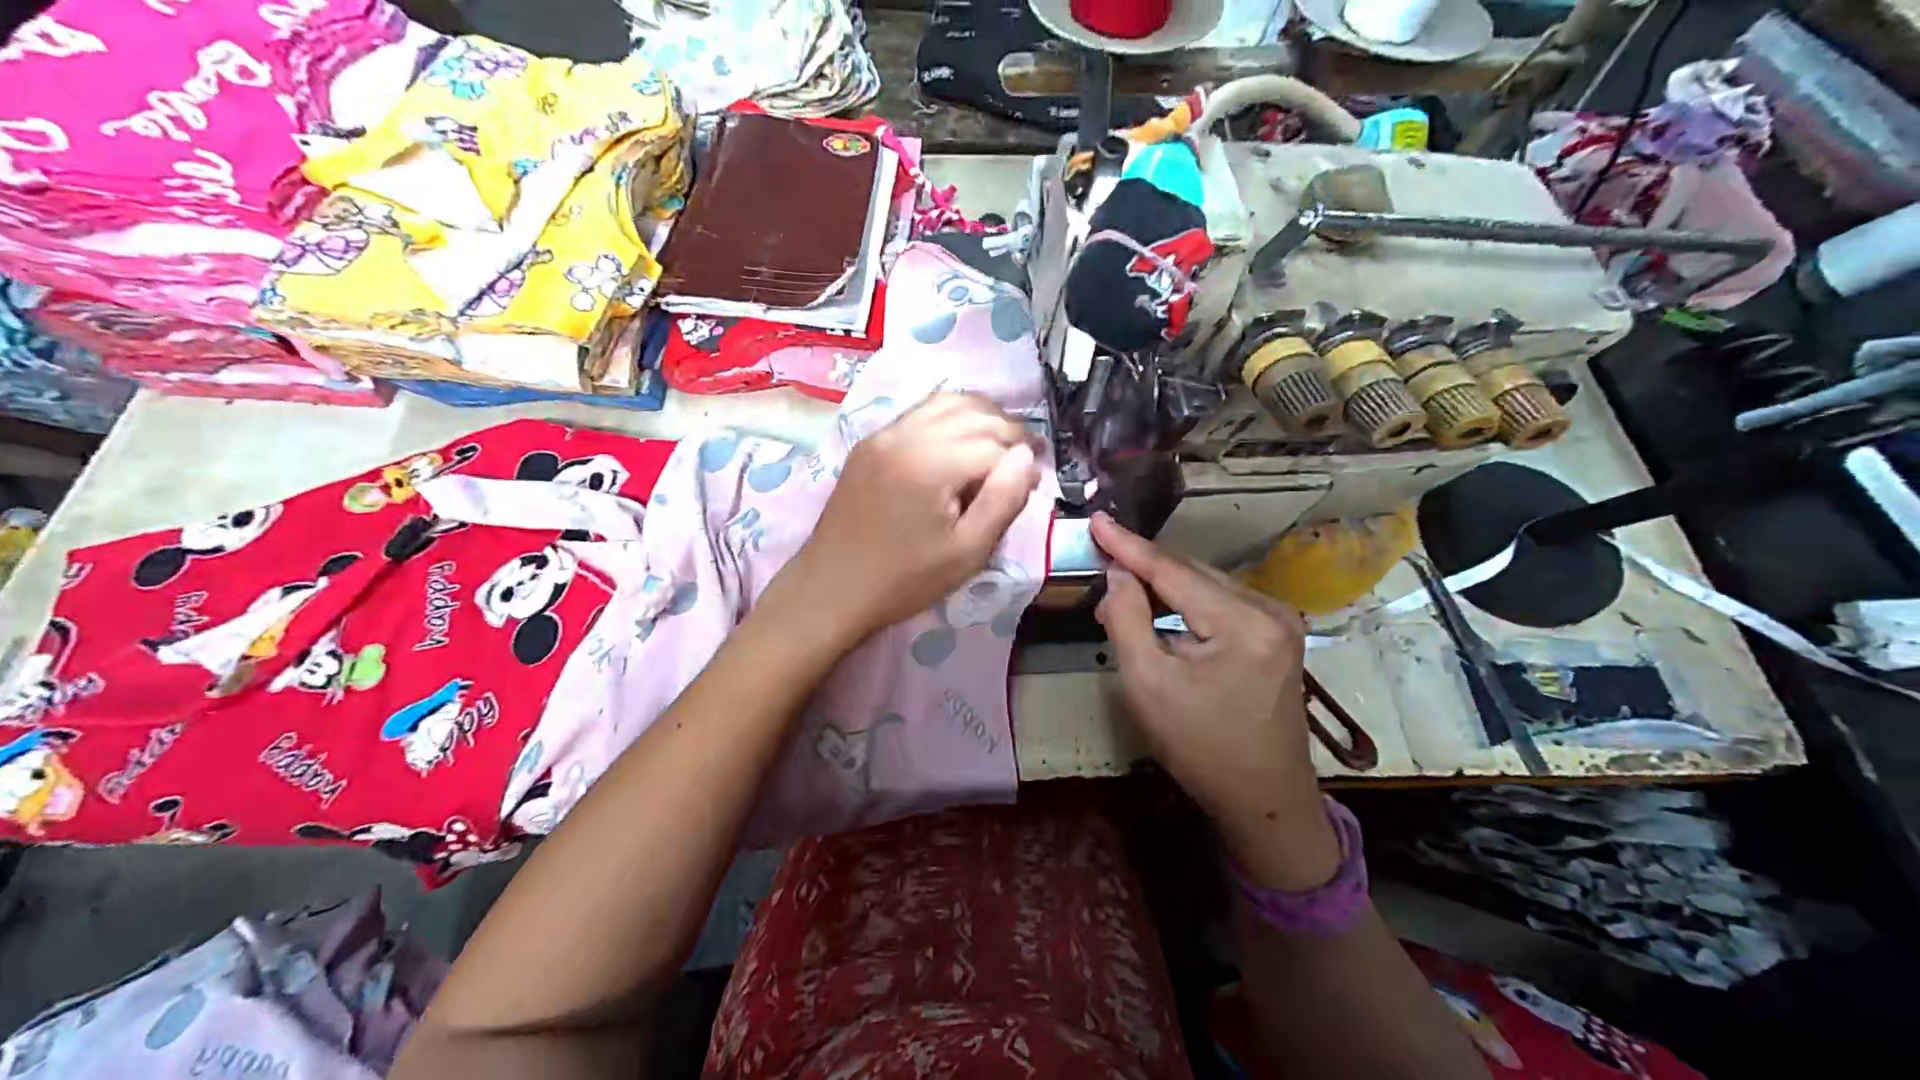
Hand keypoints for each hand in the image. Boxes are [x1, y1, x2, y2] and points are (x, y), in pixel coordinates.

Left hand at [777, 393, 1039, 644]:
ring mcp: (883, 435)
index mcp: (931, 462)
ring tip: (998, 445)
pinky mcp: (869, 443)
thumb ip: (1004, 500)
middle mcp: (906, 435)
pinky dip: (949, 417)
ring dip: (981, 416)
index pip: (995, 443)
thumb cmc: (904, 579)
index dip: (1023, 460)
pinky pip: (919, 413)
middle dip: (1007, 430)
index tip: (1035, 483)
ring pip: (945, 402)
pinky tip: (960, 442)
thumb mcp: (967, 552)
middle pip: (974, 412)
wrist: (832, 589)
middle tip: (1025, 460)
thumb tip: (1027, 457)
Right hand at [1091, 512, 1340, 889]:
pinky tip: (1160, 610)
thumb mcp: (1148, 683)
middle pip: (1192, 573)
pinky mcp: (1277, 635)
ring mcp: (1279, 621)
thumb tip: (1119, 574)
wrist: (1262, 797)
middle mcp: (1270, 610)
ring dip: (1163, 585)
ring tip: (1121, 591)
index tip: (1096, 520)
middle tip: (1099, 566)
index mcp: (1243, 622)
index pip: (1173, 571)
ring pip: (1206, 585)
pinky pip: (1220, 602)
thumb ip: (1127, 619)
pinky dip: (1185, 602)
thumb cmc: (1199, 747)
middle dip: (1143, 568)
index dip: (1129, 546)